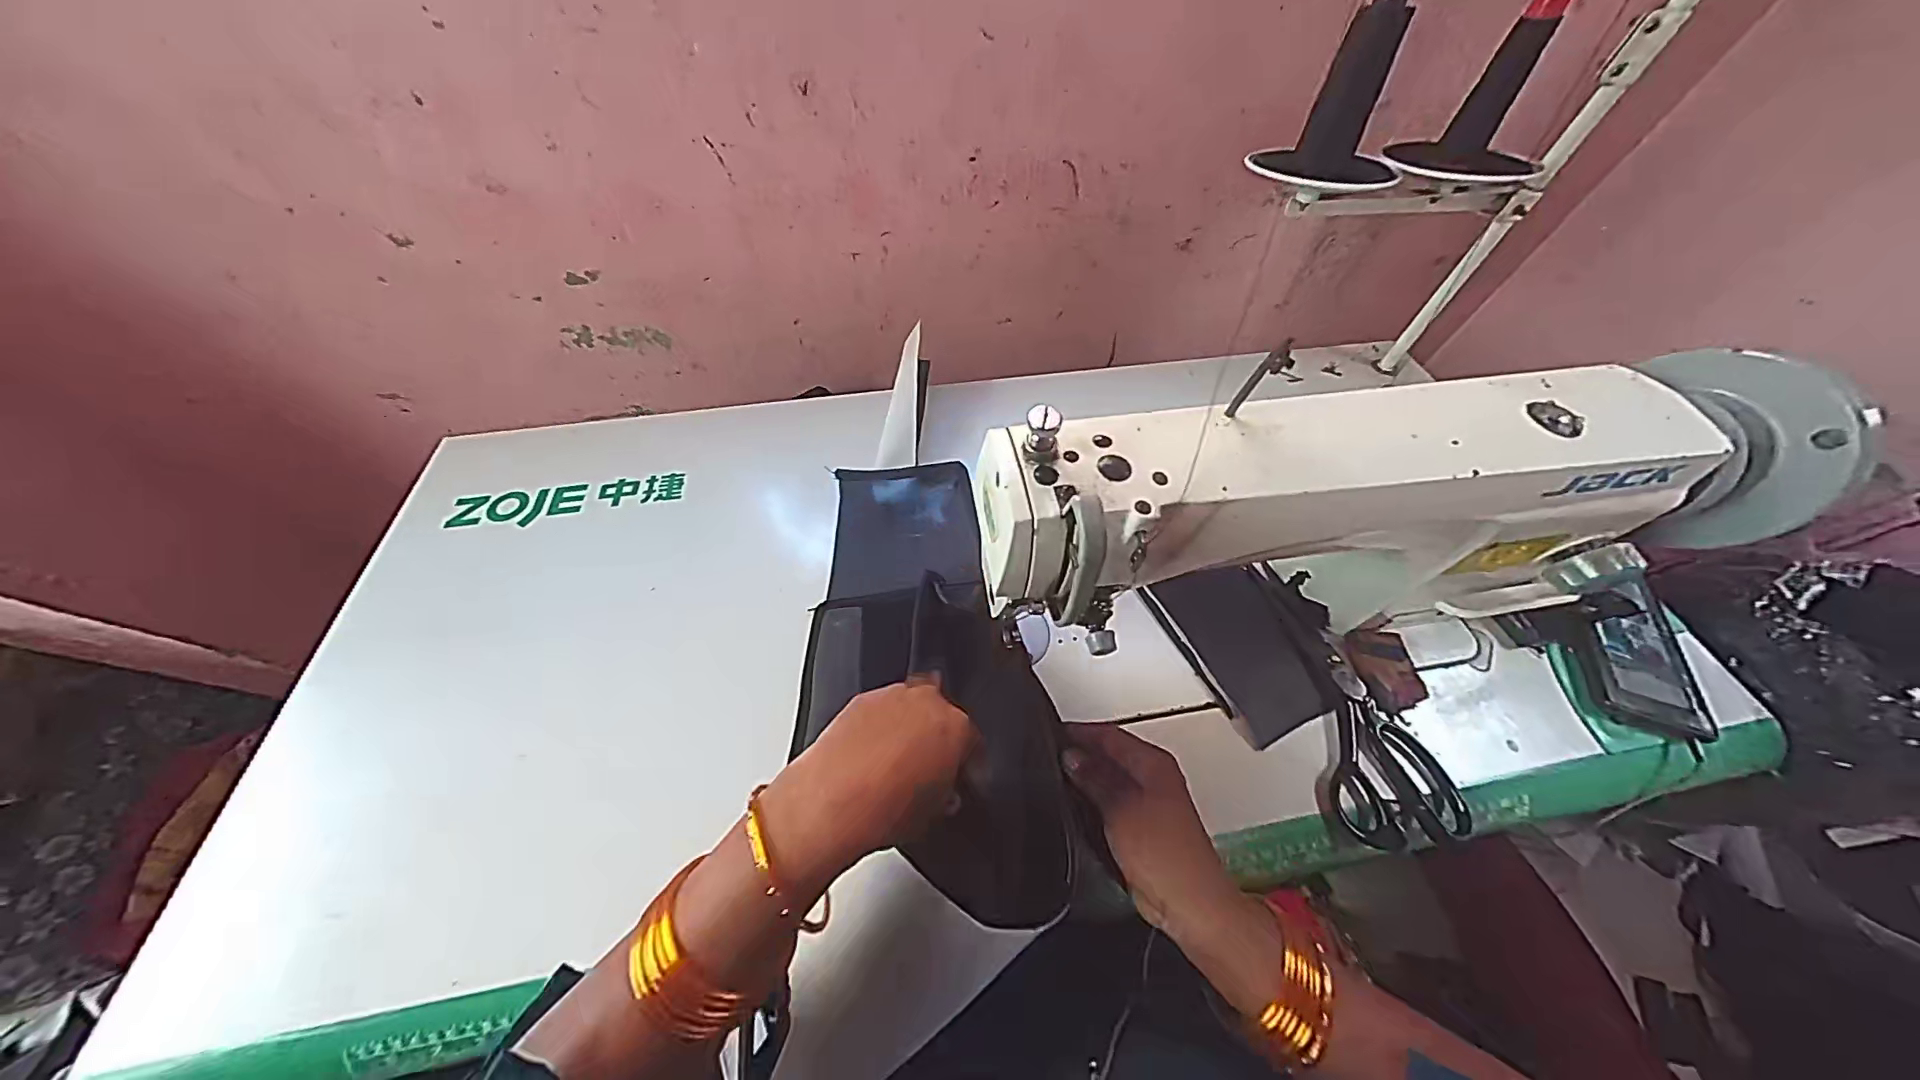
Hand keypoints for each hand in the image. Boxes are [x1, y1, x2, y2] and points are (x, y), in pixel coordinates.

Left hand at [759, 678, 976, 893]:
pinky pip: (880, 709)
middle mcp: (926, 703)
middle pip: (941, 716)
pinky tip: (870, 754)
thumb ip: (947, 793)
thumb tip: (942, 794)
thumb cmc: (882, 808)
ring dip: (907, 727)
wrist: (831, 802)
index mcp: (956, 727)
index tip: (957, 776)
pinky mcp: (861, 699)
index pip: (972, 741)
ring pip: (910, 708)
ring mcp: (892, 697)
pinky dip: (879, 725)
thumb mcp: (934, 812)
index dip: (965, 763)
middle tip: (926, 768)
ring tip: (894, 762)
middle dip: (936, 738)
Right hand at [1061, 724, 1241, 933]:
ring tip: (1062, 776)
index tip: (1057, 732)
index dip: (1081, 731)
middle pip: (1113, 754)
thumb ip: (1093, 778)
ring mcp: (1151, 803)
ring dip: (1089, 778)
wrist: (1188, 902)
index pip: (1111, 734)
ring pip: (1112, 779)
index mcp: (1155, 763)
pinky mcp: (1144, 827)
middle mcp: (1156, 779)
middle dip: (1083, 752)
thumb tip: (1072, 758)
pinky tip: (1081, 807)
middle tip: (1054, 753)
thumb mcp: (1119, 808)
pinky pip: (1113, 803)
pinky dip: (1096, 801)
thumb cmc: (1168, 857)